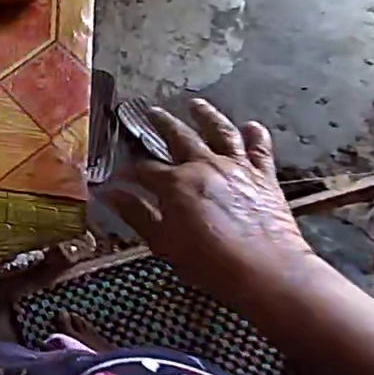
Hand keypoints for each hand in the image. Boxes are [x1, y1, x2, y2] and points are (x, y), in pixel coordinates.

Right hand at [102, 98, 319, 307]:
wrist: (266, 270)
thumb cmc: (206, 259)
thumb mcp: (160, 240)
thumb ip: (134, 212)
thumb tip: (107, 194)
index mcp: (174, 182)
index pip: (142, 168)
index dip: (126, 170)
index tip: (117, 175)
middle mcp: (204, 166)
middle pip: (178, 137)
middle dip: (161, 124)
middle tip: (150, 110)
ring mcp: (236, 169)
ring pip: (220, 133)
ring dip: (206, 117)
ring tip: (196, 104)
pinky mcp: (264, 178)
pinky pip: (259, 151)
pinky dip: (255, 136)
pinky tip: (252, 126)